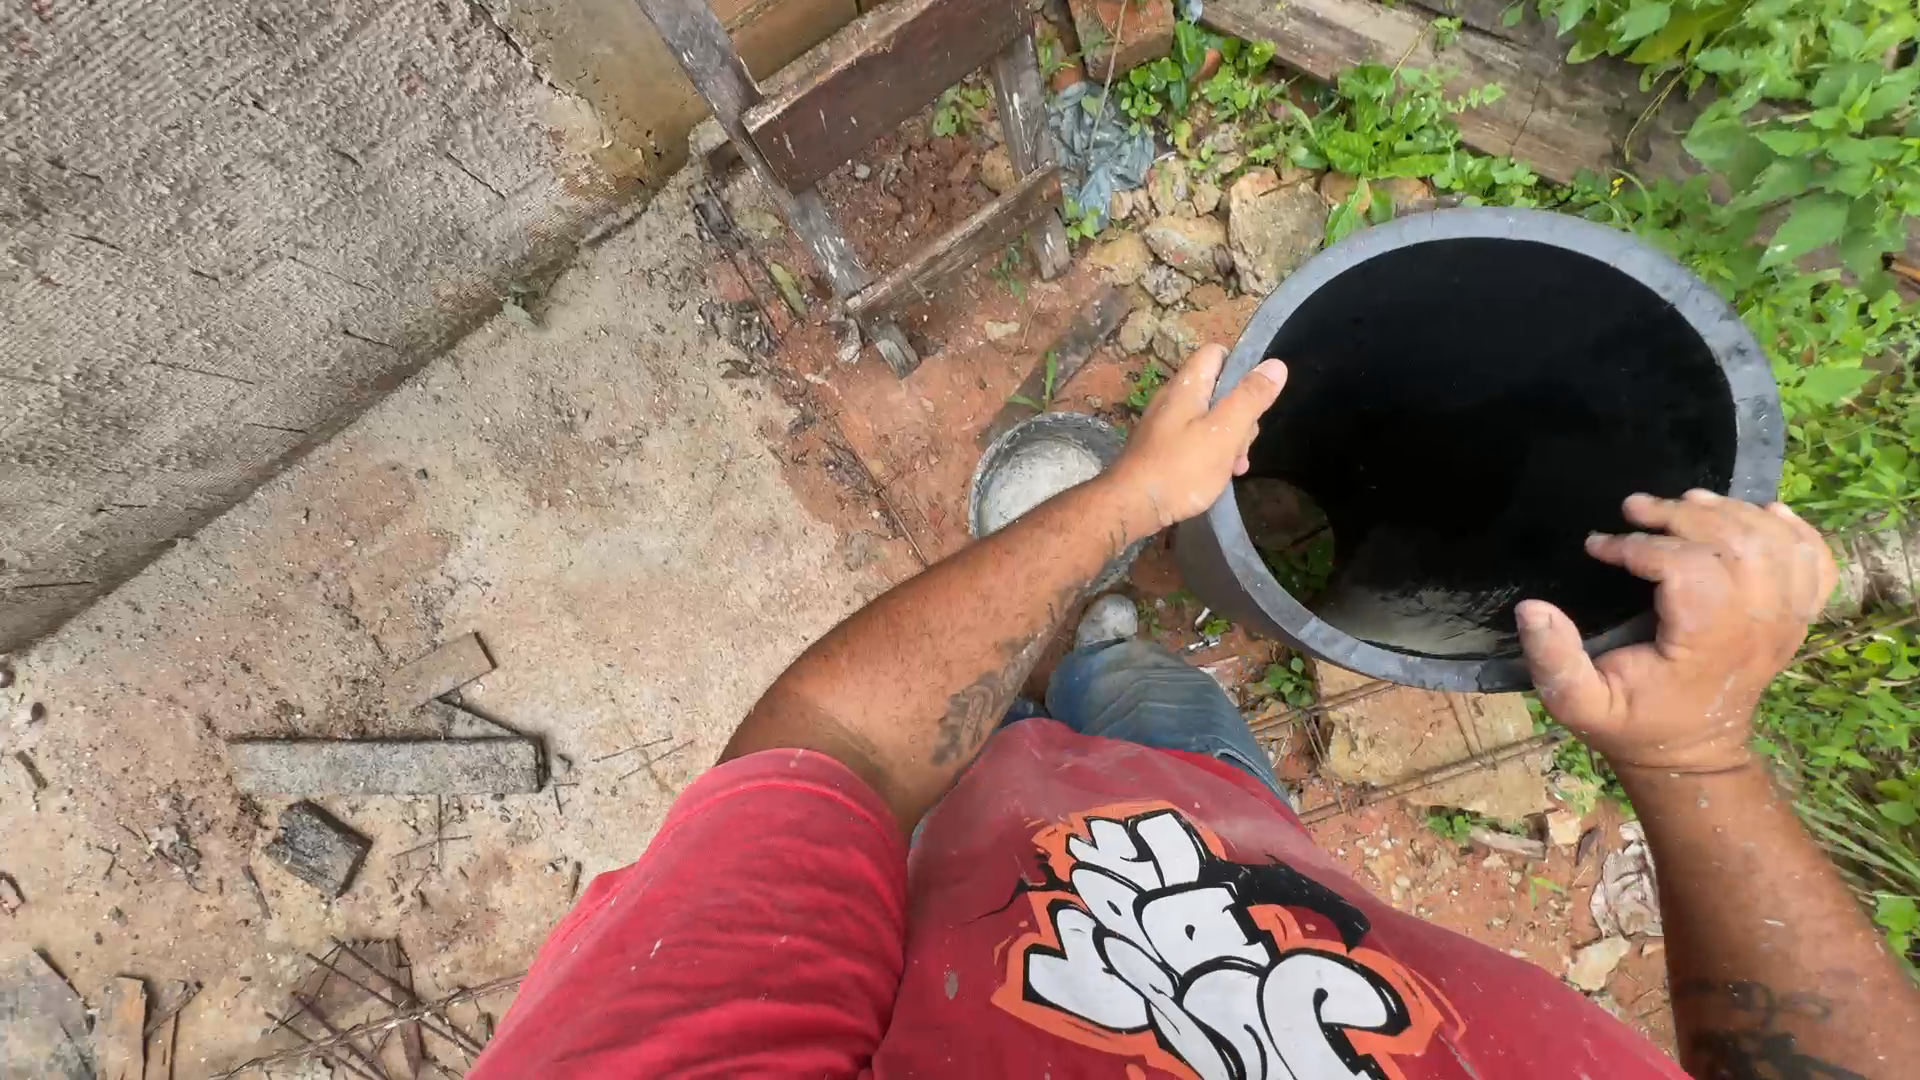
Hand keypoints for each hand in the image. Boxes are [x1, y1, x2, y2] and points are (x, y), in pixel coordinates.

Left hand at [1104, 344, 1287, 536]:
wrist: (1131, 506)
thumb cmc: (1180, 468)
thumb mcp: (1224, 432)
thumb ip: (1249, 398)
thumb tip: (1275, 364)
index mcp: (1186, 387)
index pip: (1215, 353)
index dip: (1241, 366)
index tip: (1255, 396)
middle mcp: (1172, 400)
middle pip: (1218, 390)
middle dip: (1240, 415)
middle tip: (1242, 445)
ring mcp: (1164, 425)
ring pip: (1210, 419)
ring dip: (1229, 440)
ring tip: (1235, 467)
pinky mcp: (1161, 448)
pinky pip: (1194, 440)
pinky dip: (1211, 453)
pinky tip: (1220, 476)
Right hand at [1516, 490, 1835, 773]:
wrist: (1691, 753)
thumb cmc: (1629, 725)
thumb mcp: (1575, 702)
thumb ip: (1551, 657)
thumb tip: (1531, 607)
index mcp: (1706, 645)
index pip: (1692, 570)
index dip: (1640, 547)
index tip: (1596, 546)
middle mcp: (1758, 627)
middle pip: (1739, 545)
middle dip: (1681, 516)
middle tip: (1632, 508)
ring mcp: (1785, 621)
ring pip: (1777, 543)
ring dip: (1727, 512)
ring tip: (1678, 503)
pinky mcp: (1793, 617)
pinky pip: (1813, 559)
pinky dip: (1790, 528)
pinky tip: (1756, 511)